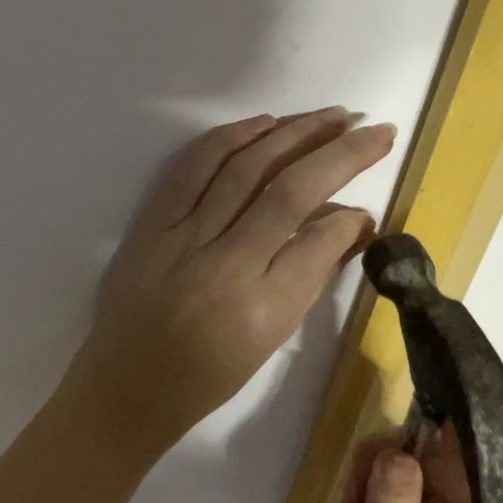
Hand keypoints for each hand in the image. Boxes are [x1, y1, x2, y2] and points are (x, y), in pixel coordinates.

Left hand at [63, 108, 395, 453]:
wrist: (127, 386)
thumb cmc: (207, 376)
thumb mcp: (271, 340)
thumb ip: (310, 277)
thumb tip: (349, 224)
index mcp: (262, 308)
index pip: (318, 242)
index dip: (350, 216)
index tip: (366, 204)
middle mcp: (225, 265)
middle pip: (290, 191)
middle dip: (340, 153)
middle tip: (374, 131)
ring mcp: (182, 238)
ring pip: (245, 167)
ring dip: (293, 133)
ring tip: (331, 116)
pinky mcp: (151, 223)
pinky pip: (193, 167)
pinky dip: (231, 137)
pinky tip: (264, 123)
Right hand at [330, 429, 502, 502]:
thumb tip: (400, 452)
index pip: (497, 484)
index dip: (461, 444)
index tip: (416, 424)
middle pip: (451, 471)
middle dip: (399, 462)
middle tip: (357, 474)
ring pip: (422, 475)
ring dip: (378, 480)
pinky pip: (406, 495)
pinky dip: (374, 498)